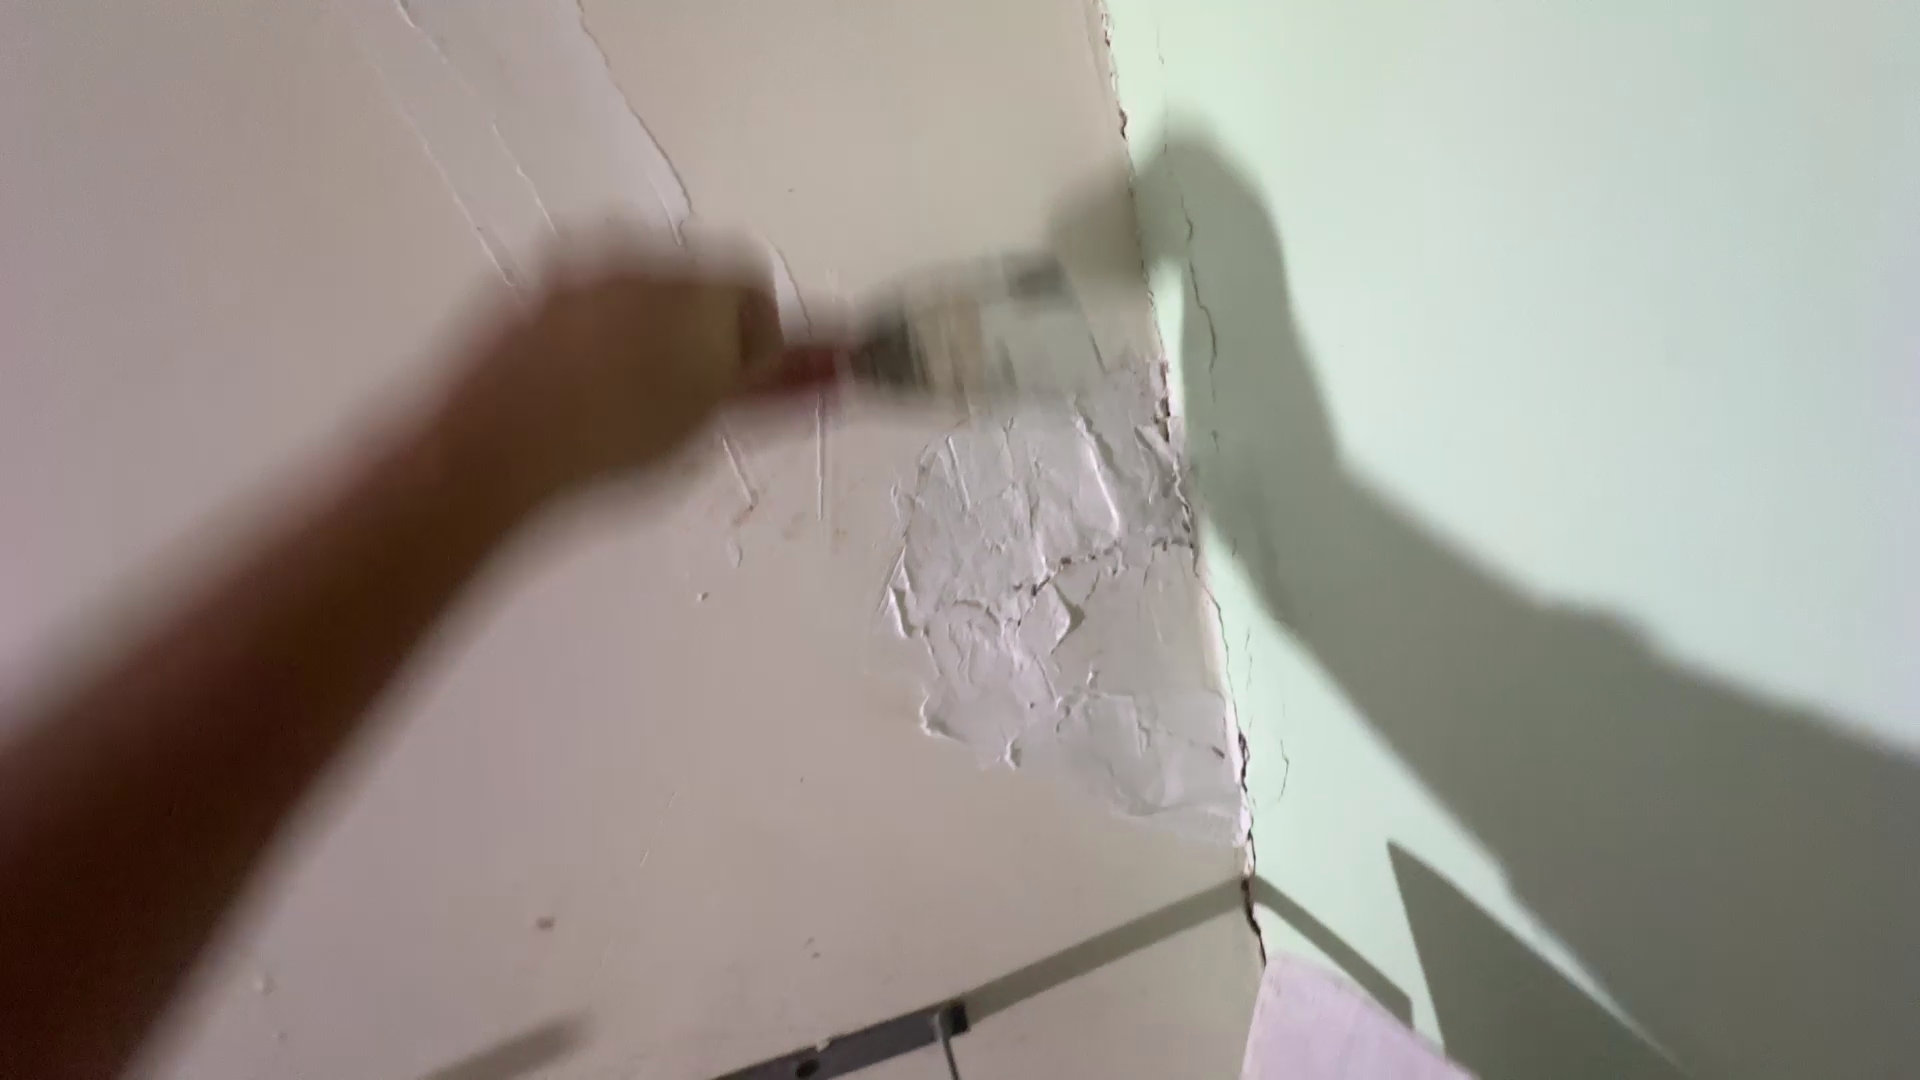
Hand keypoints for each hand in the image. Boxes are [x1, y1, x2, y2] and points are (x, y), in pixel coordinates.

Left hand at [436, 252, 786, 508]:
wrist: (491, 452)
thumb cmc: (618, 442)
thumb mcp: (712, 421)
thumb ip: (784, 386)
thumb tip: (844, 370)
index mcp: (691, 285)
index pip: (757, 289)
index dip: (760, 342)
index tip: (739, 387)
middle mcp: (635, 255)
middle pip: (702, 283)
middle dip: (710, 331)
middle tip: (691, 396)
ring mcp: (577, 268)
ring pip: (648, 290)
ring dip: (661, 330)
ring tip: (636, 395)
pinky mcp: (531, 287)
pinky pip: (594, 296)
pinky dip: (609, 331)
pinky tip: (592, 384)